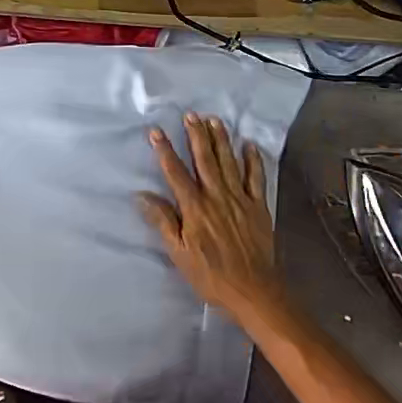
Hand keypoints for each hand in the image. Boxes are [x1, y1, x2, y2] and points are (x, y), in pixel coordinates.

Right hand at [141, 113, 284, 317]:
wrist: (252, 287)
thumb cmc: (210, 275)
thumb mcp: (179, 253)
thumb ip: (163, 221)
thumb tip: (143, 196)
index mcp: (194, 207)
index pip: (176, 173)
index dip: (165, 151)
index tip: (156, 132)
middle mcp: (216, 196)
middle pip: (204, 159)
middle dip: (196, 135)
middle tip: (190, 115)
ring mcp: (240, 197)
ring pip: (229, 161)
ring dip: (221, 139)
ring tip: (214, 120)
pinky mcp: (258, 204)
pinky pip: (255, 176)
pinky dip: (252, 159)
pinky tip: (249, 145)